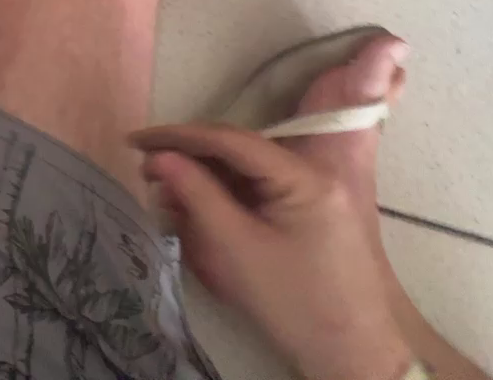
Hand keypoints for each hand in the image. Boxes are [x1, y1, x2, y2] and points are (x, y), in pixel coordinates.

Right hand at [130, 123, 412, 379]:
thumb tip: (157, 156)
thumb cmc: (296, 306)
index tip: (135, 141)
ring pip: (243, 172)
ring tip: (163, 195)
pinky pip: (255, 192)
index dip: (177, 136)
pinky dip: (221, 197)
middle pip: (236, 152)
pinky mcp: (307, 214)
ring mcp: (313, 194)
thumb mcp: (236, 248)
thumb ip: (195, 193)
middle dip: (187, 158)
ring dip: (201, 178)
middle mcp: (312, 174)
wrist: (357, 363)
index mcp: (304, 176)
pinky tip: (192, 209)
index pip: (229, 139)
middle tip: (144, 170)